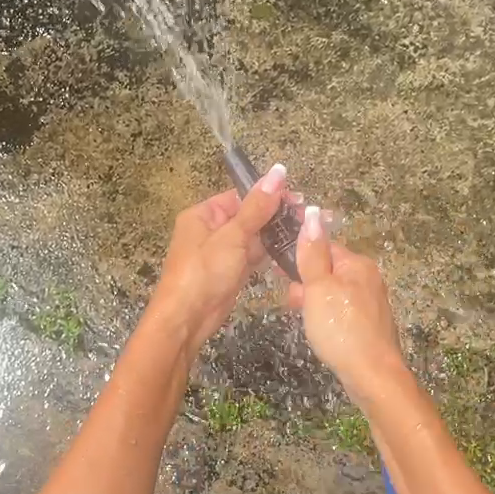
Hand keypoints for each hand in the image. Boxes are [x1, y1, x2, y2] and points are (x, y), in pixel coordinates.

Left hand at [149, 165, 290, 347]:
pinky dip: (270, 254)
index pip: (239, 197)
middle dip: (277, 216)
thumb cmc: (203, 274)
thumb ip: (256, 207)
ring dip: (277, 236)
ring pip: (253, 238)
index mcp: (203, 215)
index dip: (268, 195)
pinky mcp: (230, 273)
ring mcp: (221, 254)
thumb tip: (277, 173)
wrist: (186, 320)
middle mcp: (211, 231)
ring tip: (307, 231)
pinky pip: (253, 257)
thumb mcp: (232, 237)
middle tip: (308, 216)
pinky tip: (293, 250)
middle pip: (249, 217)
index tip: (297, 198)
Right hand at [285, 206, 408, 403]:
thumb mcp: (318, 288)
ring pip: (332, 292)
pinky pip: (340, 310)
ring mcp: (370, 302)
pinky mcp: (369, 323)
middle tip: (294, 303)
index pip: (323, 246)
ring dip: (313, 302)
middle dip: (305, 283)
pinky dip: (326, 316)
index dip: (298, 257)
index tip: (277, 272)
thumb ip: (312, 253)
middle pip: (327, 269)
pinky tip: (321, 332)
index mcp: (357, 264)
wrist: (372, 375)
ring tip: (306, 321)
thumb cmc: (341, 328)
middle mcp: (368, 278)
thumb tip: (311, 214)